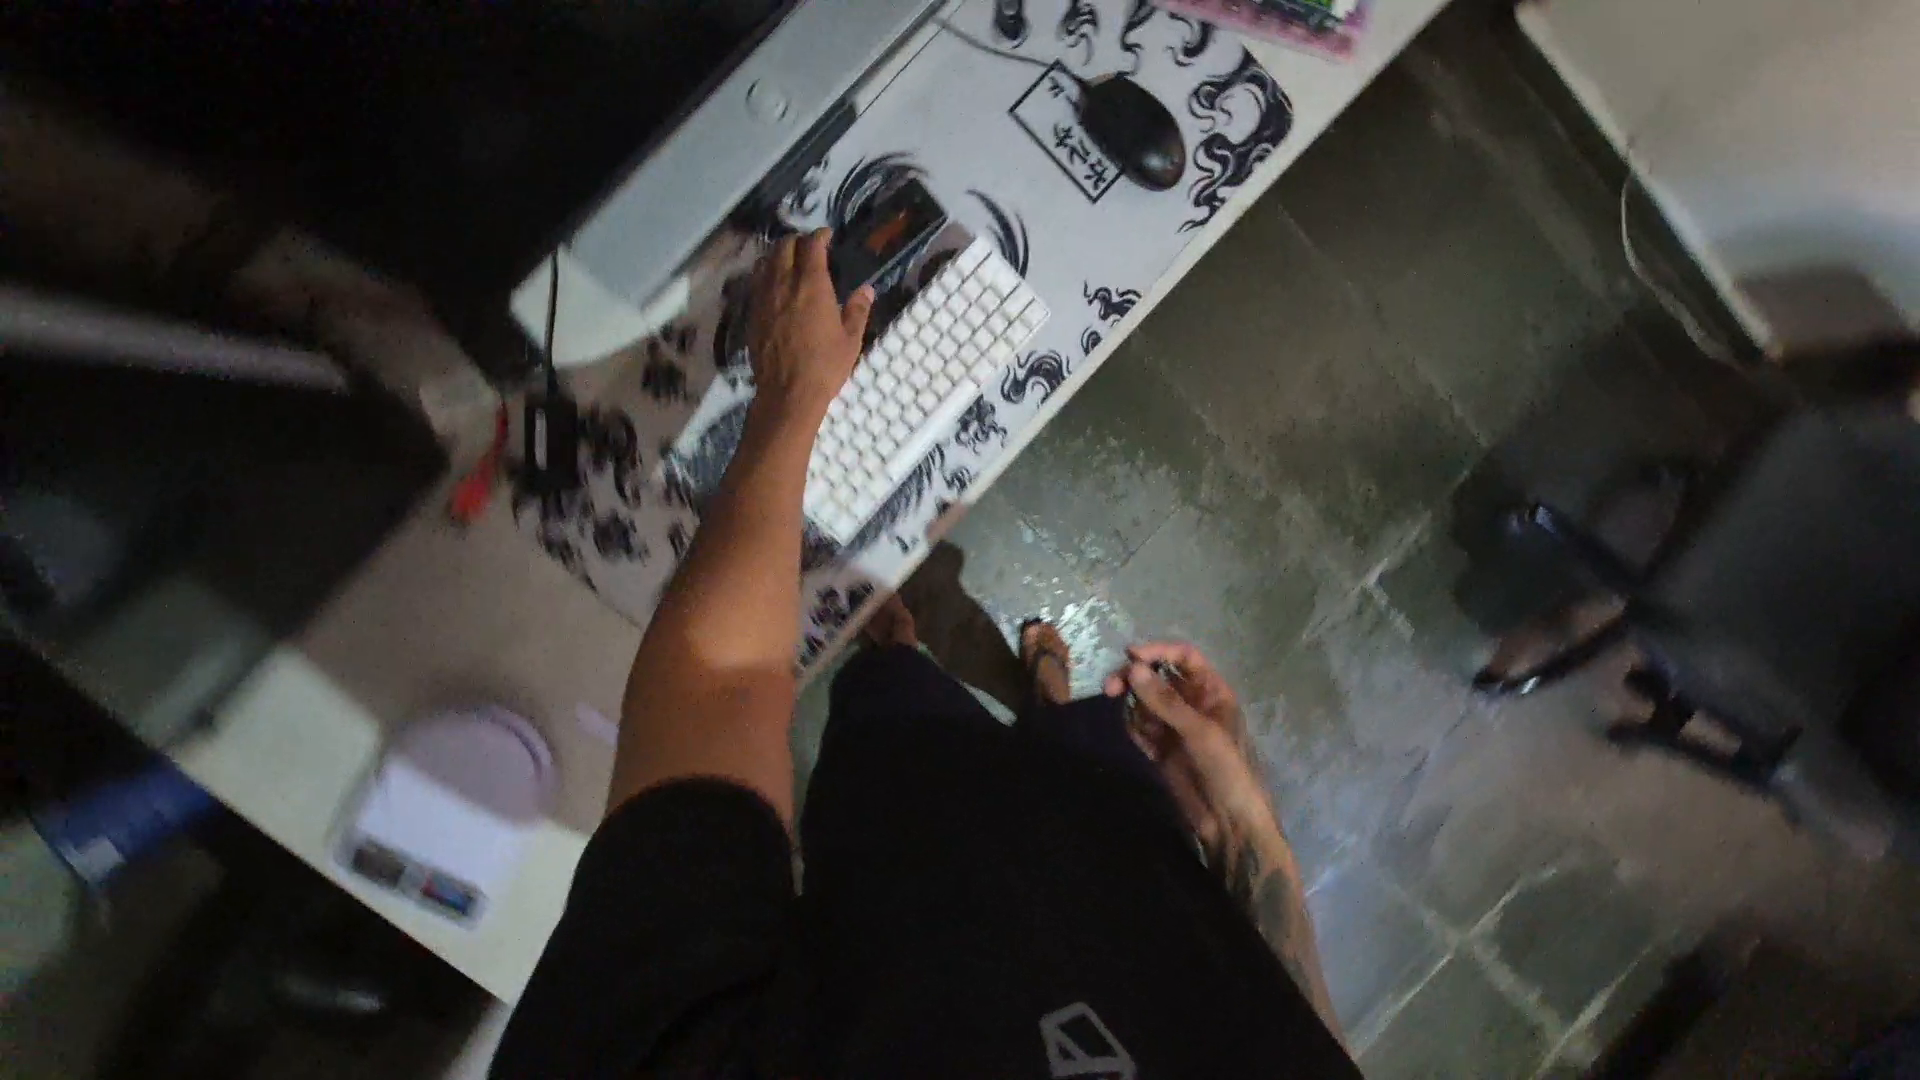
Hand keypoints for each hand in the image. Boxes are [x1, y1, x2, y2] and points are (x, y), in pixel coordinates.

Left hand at [747, 229, 875, 419]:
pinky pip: (756, 283)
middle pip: (783, 247)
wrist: (788, 393)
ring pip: (765, 262)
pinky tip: (774, 286)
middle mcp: (784, 284)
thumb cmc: (825, 367)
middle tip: (808, 247)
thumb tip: (866, 290)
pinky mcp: (752, 314)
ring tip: (788, 262)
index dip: (820, 235)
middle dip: (796, 241)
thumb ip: (858, 310)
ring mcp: (763, 298)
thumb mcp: (850, 340)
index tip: (827, 235)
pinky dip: (766, 275)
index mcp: (812, 286)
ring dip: (777, 255)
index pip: (812, 246)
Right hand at [1104, 642, 1270, 848]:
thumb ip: (1165, 700)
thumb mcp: (1199, 732)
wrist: (1230, 824)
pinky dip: (1136, 729)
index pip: (1183, 657)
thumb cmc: (1228, 771)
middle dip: (1134, 679)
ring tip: (1140, 728)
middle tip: (1111, 688)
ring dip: (1134, 707)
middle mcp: (1192, 703)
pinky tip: (1145, 745)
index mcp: (1212, 692)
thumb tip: (1132, 668)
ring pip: (1144, 701)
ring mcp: (1175, 725)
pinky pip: (1140, 727)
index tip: (1129, 655)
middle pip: (1157, 676)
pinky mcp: (1161, 747)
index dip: (1158, 651)